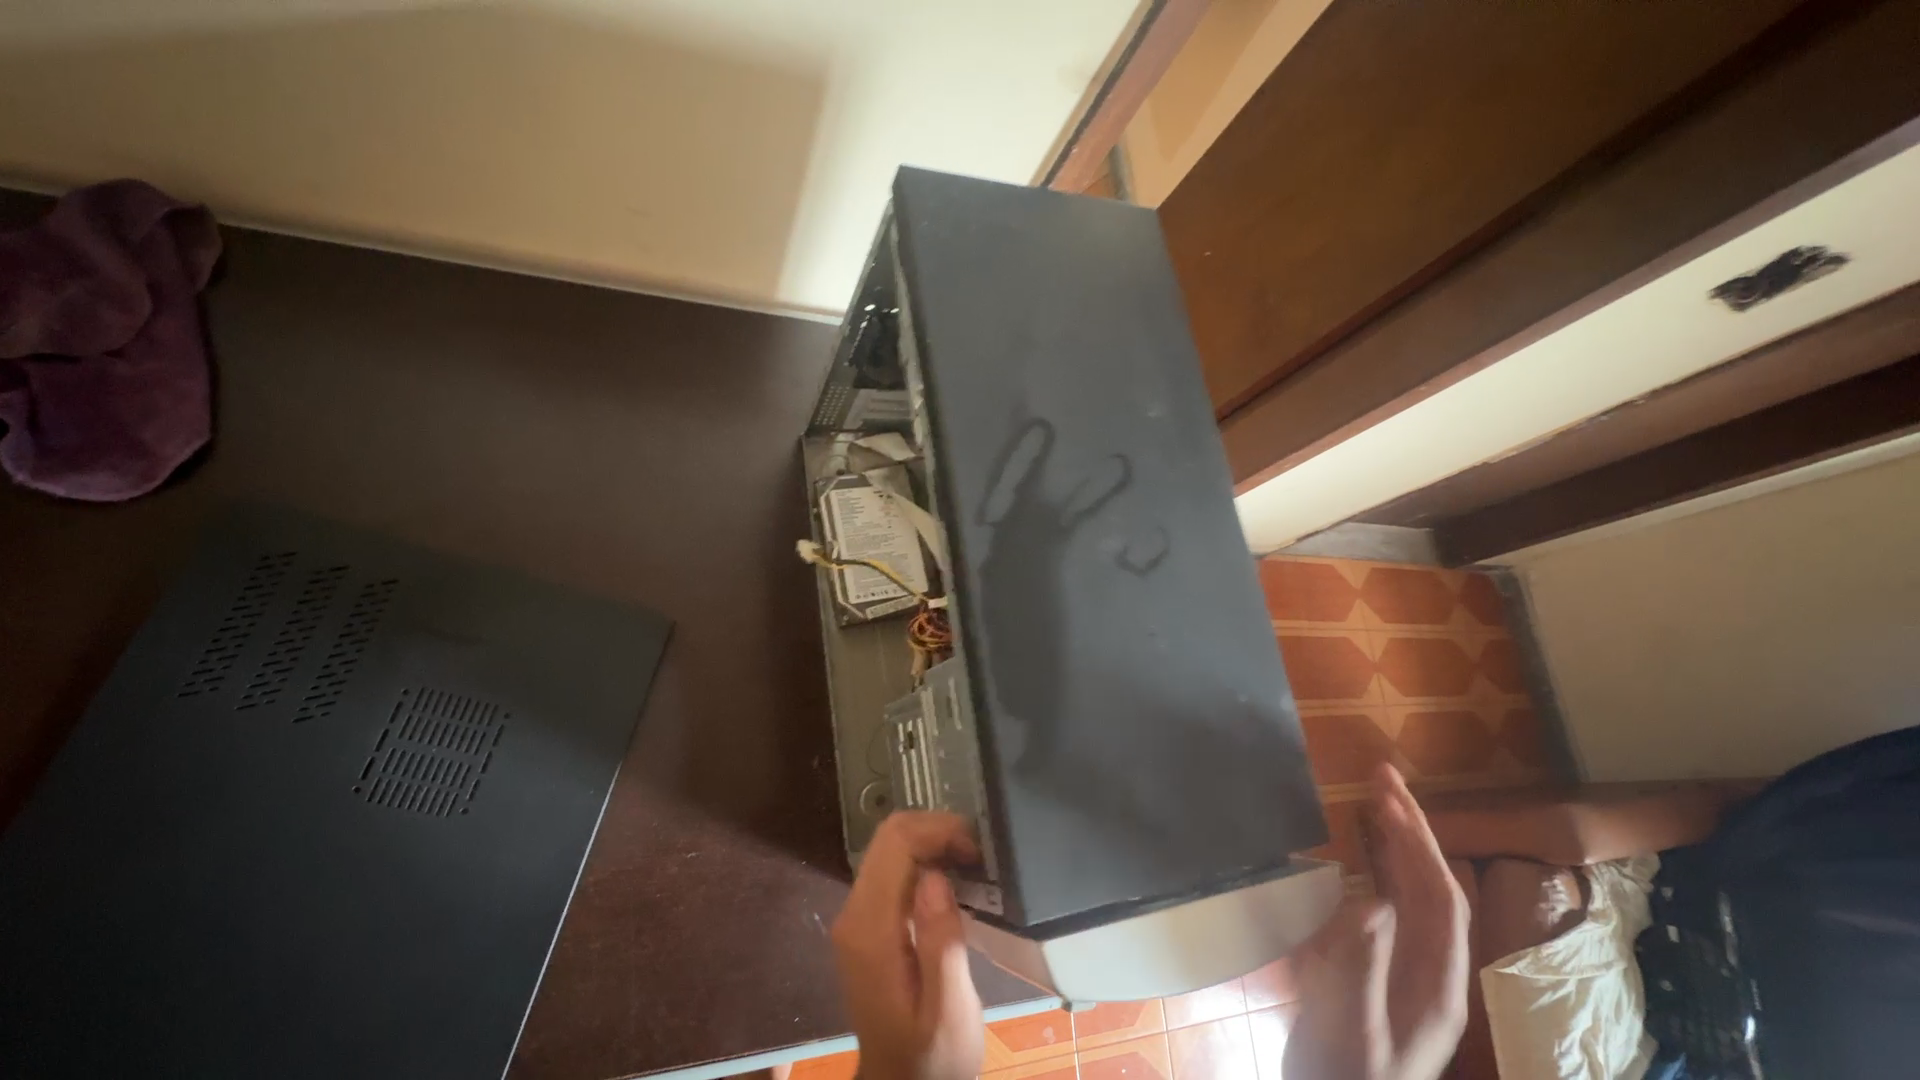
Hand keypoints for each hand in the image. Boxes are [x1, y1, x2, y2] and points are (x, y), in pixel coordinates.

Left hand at [832, 812, 984, 1079]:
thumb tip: (934, 877)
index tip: (976, 850)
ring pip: (889, 850)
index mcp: (871, 930)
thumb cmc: (931, 1059)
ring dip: (931, 844)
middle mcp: (854, 914)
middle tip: (978, 852)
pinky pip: (892, 871)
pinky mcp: (866, 924)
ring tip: (971, 864)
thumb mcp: (949, 1013)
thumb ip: (941, 942)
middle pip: (888, 838)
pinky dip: (924, 862)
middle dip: (935, 830)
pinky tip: (952, 881)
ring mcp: (856, 918)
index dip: (937, 831)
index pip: (894, 845)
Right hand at [1284, 764, 1469, 1079]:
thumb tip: (1370, 901)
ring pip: (1415, 895)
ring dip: (1399, 845)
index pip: (1438, 896)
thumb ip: (1359, 970)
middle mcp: (1433, 969)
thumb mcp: (1348, 1030)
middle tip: (1380, 777)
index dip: (1417, 841)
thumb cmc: (1344, 1076)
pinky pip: (1392, 908)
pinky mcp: (1386, 971)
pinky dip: (1380, 871)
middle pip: (1432, 887)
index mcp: (1437, 982)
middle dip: (1412, 829)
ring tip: (1375, 801)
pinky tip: (1363, 855)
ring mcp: (1411, 971)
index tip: (1387, 794)